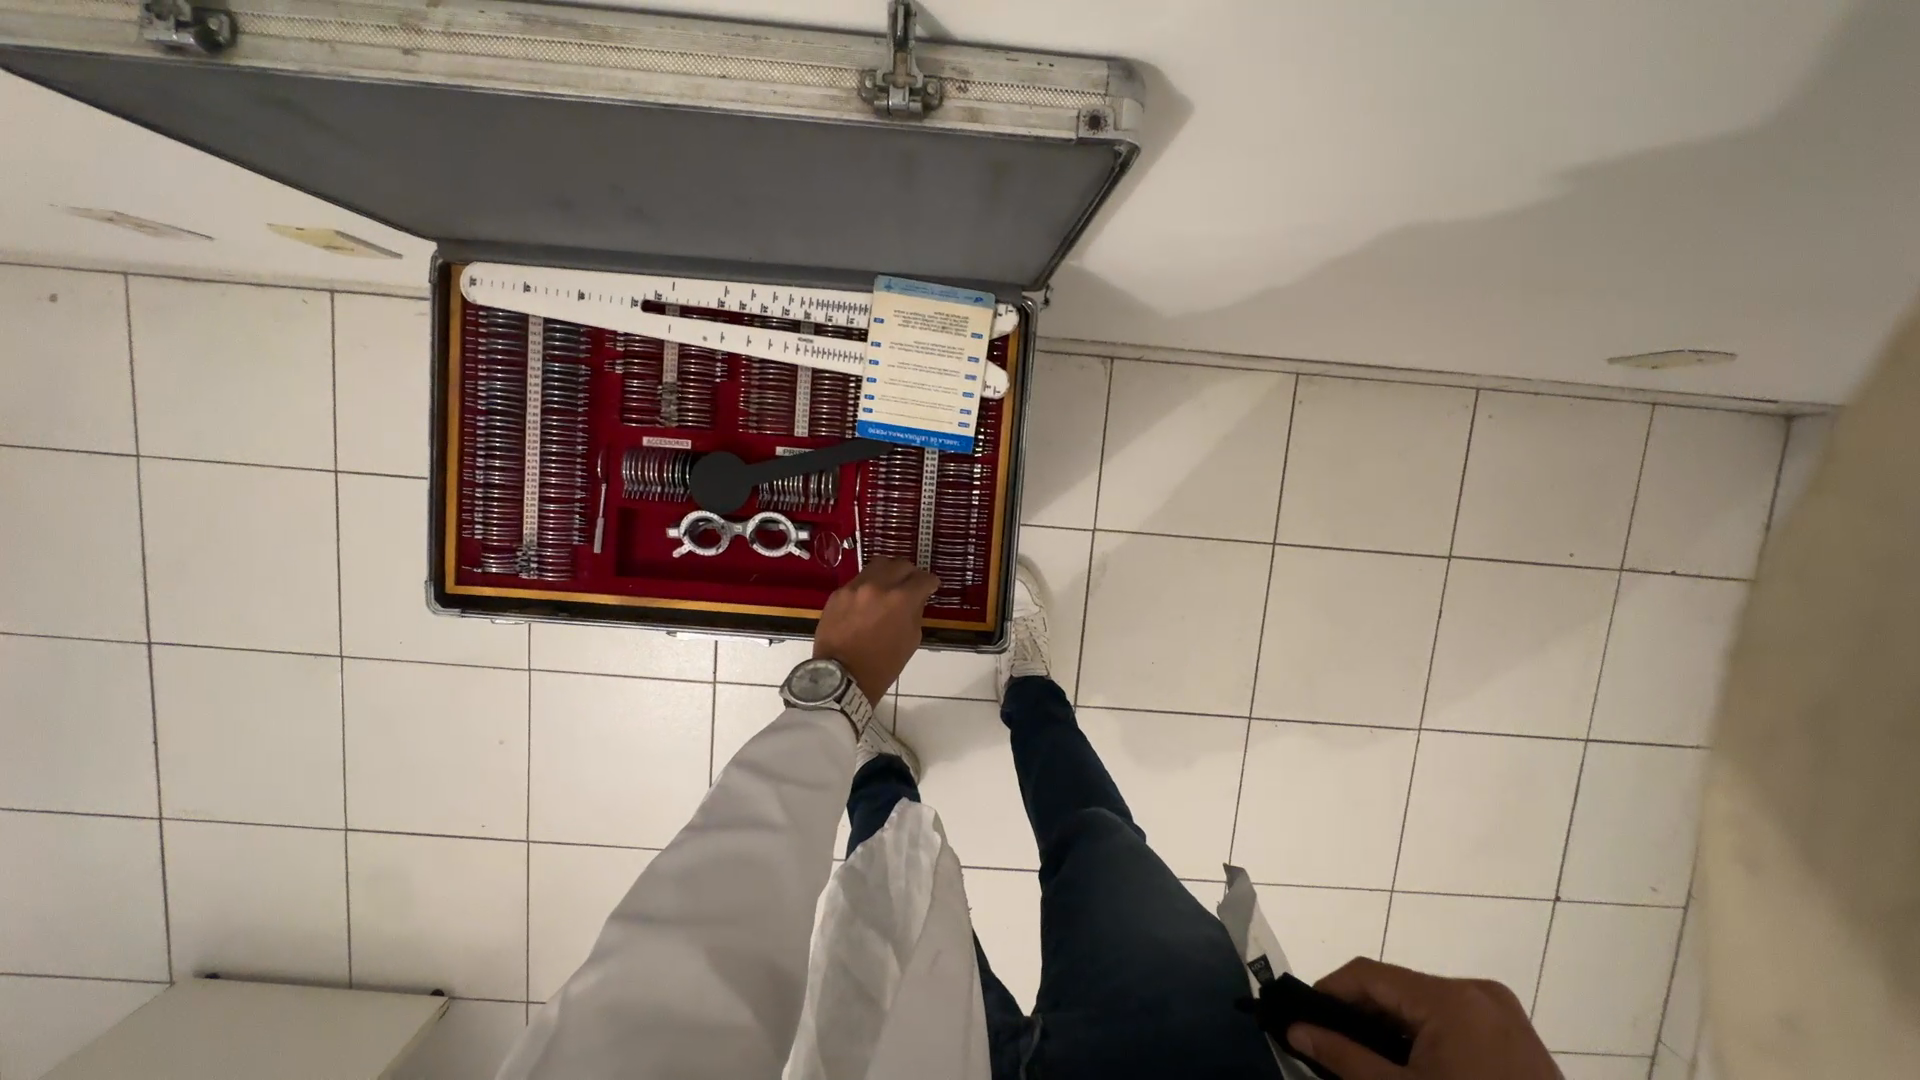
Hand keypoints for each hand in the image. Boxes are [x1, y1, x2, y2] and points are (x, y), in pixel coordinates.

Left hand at [814, 558, 941, 705]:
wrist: (841, 677)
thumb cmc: (882, 666)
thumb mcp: (911, 640)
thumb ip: (915, 613)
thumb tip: (915, 598)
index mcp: (901, 599)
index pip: (923, 578)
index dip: (931, 582)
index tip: (932, 586)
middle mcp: (877, 586)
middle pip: (900, 564)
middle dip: (910, 573)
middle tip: (912, 585)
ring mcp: (854, 588)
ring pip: (877, 566)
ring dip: (888, 574)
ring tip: (889, 587)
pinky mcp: (837, 594)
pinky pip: (858, 582)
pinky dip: (867, 587)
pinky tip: (867, 602)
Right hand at [1288, 959, 1558, 1079]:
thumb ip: (1343, 1057)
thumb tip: (1294, 1030)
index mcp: (1451, 998)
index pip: (1368, 973)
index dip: (1328, 991)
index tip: (1301, 1019)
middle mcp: (1478, 991)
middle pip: (1397, 986)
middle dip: (1361, 1013)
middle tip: (1333, 1045)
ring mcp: (1503, 1012)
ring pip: (1424, 1003)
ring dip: (1392, 1025)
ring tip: (1370, 1059)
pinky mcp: (1517, 1035)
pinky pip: (1455, 1019)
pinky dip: (1426, 1035)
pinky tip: (1415, 1067)